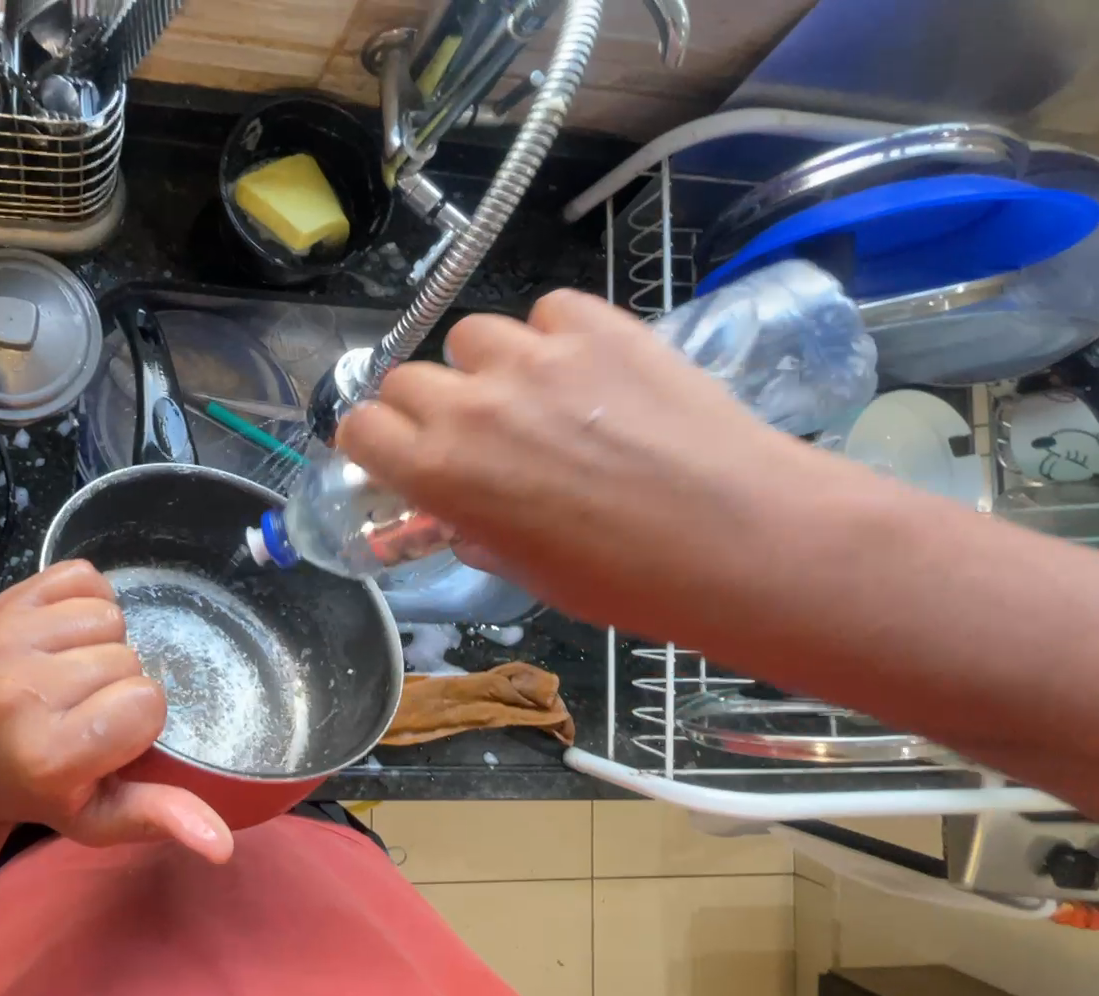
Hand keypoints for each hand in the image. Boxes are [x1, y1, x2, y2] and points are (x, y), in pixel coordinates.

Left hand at [0, 560, 233, 862]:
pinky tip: (67, 634)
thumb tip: (223, 844)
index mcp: (50, 753)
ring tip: (76, 669)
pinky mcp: (0, 604)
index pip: (145, 704)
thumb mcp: (95, 818)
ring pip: (109, 614)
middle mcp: (21, 692)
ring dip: (105, 640)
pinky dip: (87, 599)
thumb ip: (158, 817)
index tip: (113, 733)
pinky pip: (82, 576)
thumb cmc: (34, 790)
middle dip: (120, 680)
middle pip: (127, 657)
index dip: (141, 717)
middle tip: (88, 704)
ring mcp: (6, 640)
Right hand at [337, 289, 840, 635]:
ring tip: (531, 392)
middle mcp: (469, 406)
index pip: (359, 427)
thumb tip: (461, 511)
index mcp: (437, 471)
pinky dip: (553, 337)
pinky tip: (584, 369)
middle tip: (466, 429)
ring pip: (472, 336)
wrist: (740, 542)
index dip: (373, 440)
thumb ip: (469, 525)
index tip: (395, 451)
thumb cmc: (618, 579)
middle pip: (403, 378)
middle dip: (423, 404)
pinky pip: (546, 313)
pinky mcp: (596, 327)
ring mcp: (533, 358)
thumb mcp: (518, 568)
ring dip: (486, 365)